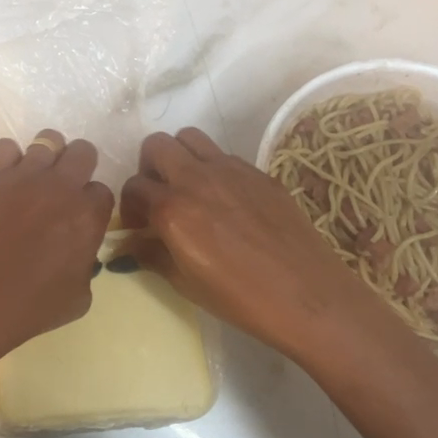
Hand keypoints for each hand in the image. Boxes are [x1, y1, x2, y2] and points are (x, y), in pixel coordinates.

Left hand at [0, 130, 114, 366]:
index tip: (80, 217)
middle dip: (79, 167)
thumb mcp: (80, 296)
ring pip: (48, 139)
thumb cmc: (32, 307)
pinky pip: (6, 146)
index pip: (102, 191)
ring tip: (36, 179)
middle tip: (64, 188)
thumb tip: (78, 253)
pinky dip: (10, 158)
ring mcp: (25, 176)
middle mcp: (62, 187)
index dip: (92, 204)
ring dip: (48, 157)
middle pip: (83, 152)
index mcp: (88, 216)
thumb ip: (86, 264)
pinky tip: (6, 180)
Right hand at [121, 128, 402, 359]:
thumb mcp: (184, 283)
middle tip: (159, 196)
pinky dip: (212, 168)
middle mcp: (197, 179)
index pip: (134, 187)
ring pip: (190, 138)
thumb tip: (129, 245)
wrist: (308, 298)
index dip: (130, 207)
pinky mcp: (259, 173)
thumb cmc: (240, 299)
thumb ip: (150, 255)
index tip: (139, 227)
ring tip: (188, 188)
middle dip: (149, 168)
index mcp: (173, 209)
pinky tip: (225, 201)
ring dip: (179, 157)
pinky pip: (223, 155)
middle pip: (156, 146)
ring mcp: (231, 171)